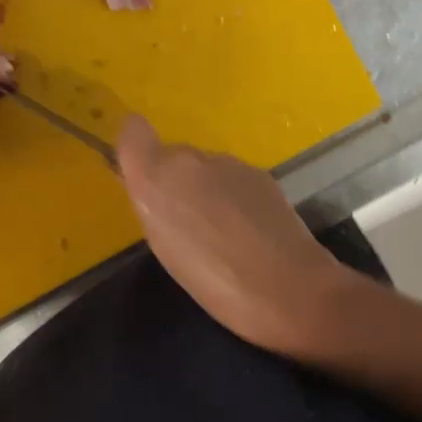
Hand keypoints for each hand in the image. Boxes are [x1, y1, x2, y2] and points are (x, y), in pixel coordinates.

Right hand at [117, 116, 360, 353]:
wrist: (288, 288)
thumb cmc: (213, 282)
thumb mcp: (165, 248)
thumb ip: (153, 206)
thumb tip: (152, 184)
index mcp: (155, 178)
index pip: (133, 132)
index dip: (136, 148)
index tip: (140, 176)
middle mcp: (189, 160)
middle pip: (171, 156)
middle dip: (174, 182)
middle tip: (184, 224)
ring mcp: (228, 163)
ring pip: (204, 169)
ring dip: (205, 190)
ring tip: (219, 234)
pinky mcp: (260, 173)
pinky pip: (232, 179)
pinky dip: (232, 197)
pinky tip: (247, 230)